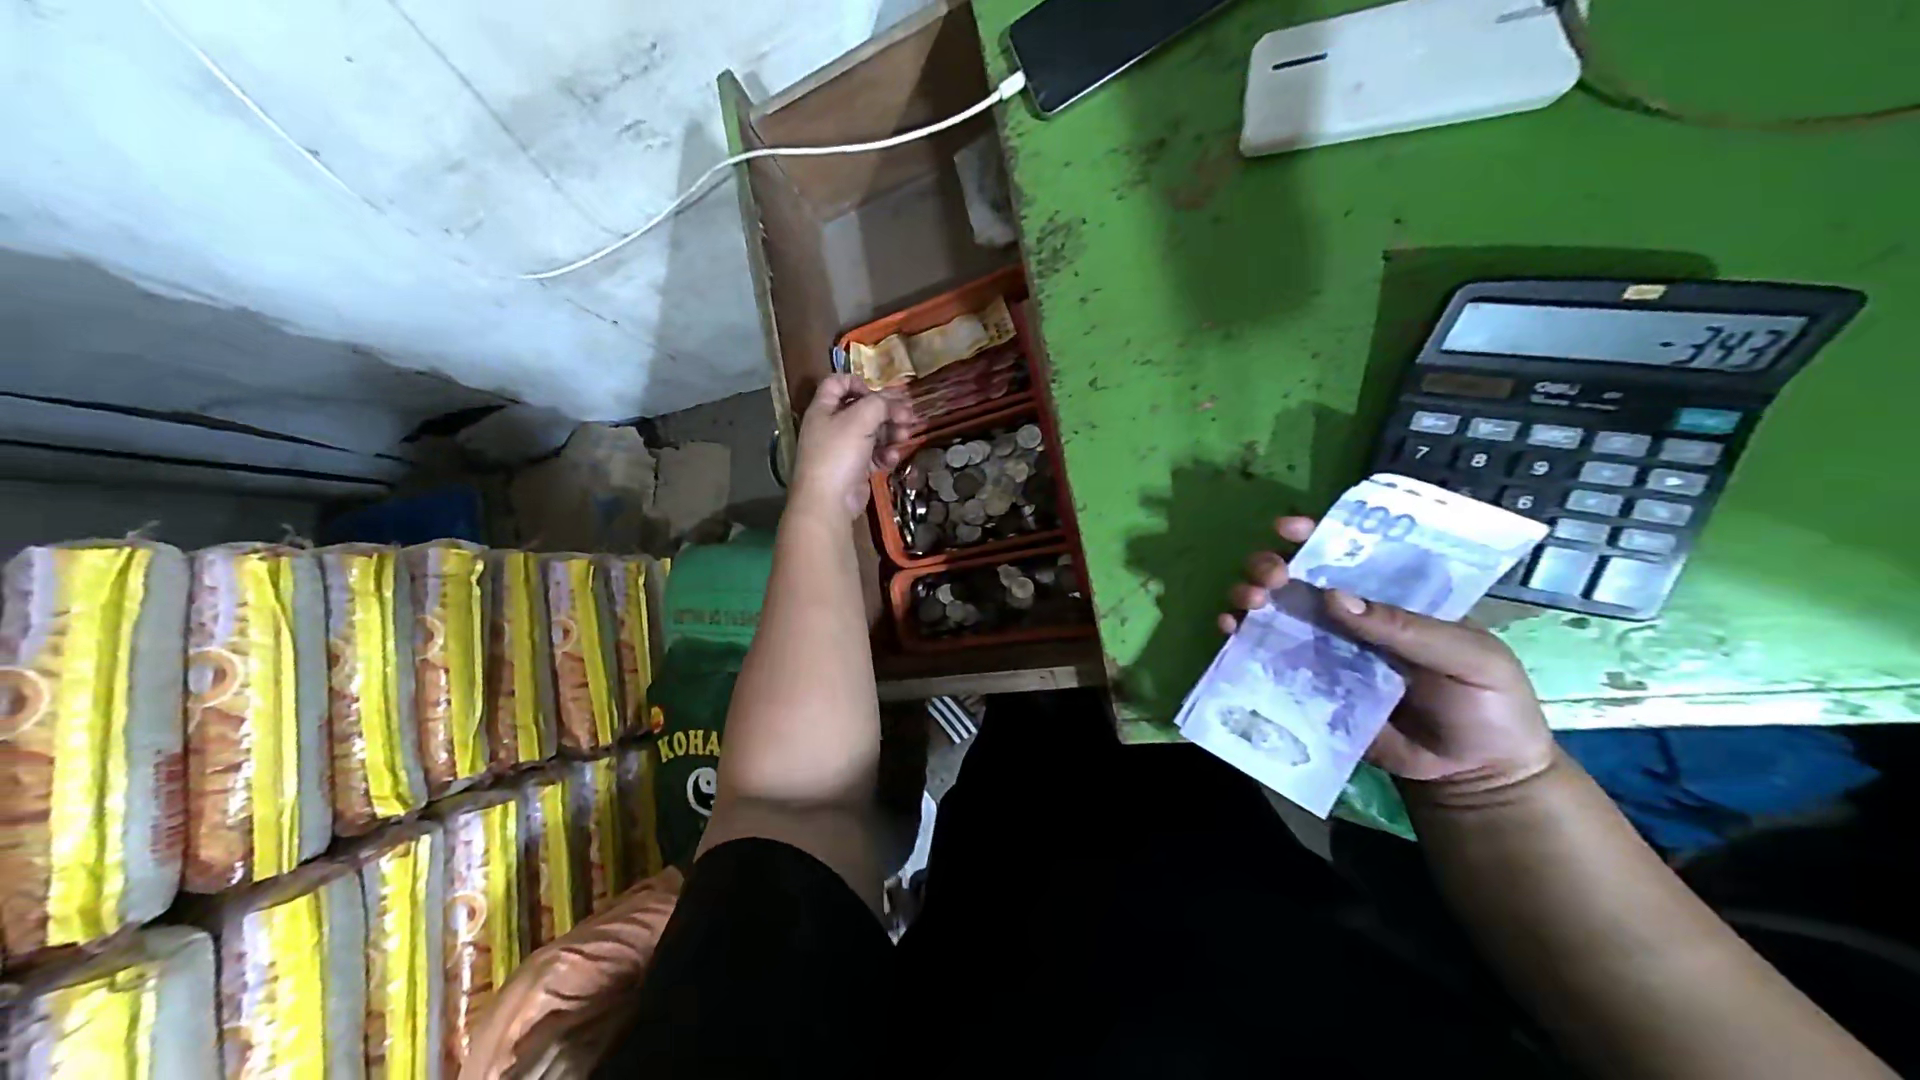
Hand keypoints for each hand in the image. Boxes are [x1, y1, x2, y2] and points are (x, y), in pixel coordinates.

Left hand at [789, 374, 913, 521]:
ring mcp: (844, 448)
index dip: (857, 383)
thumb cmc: (839, 453)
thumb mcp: (860, 419)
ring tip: (904, 435)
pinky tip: (891, 458)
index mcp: (824, 409)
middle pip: (862, 409)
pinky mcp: (855, 468)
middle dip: (886, 411)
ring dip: (891, 432)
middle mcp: (832, 426)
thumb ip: (879, 404)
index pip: (837, 383)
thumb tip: (894, 401)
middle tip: (908, 415)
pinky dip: (884, 454)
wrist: (829, 501)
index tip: (877, 394)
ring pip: (872, 432)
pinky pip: (874, 454)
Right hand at [1222, 516, 1554, 797]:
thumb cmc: (1487, 704)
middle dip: (1272, 563)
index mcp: (1391, 595)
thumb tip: (1333, 597)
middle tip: (1272, 576)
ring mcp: (1322, 647)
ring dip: (1250, 593)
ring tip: (1250, 601)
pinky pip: (1264, 654)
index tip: (1289, 528)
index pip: (1349, 552)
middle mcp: (1347, 614)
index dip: (1316, 533)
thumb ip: (1407, 628)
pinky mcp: (1306, 683)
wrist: (1474, 774)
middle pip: (1297, 575)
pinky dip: (1239, 635)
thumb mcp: (1469, 657)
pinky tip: (1229, 629)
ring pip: (1272, 608)